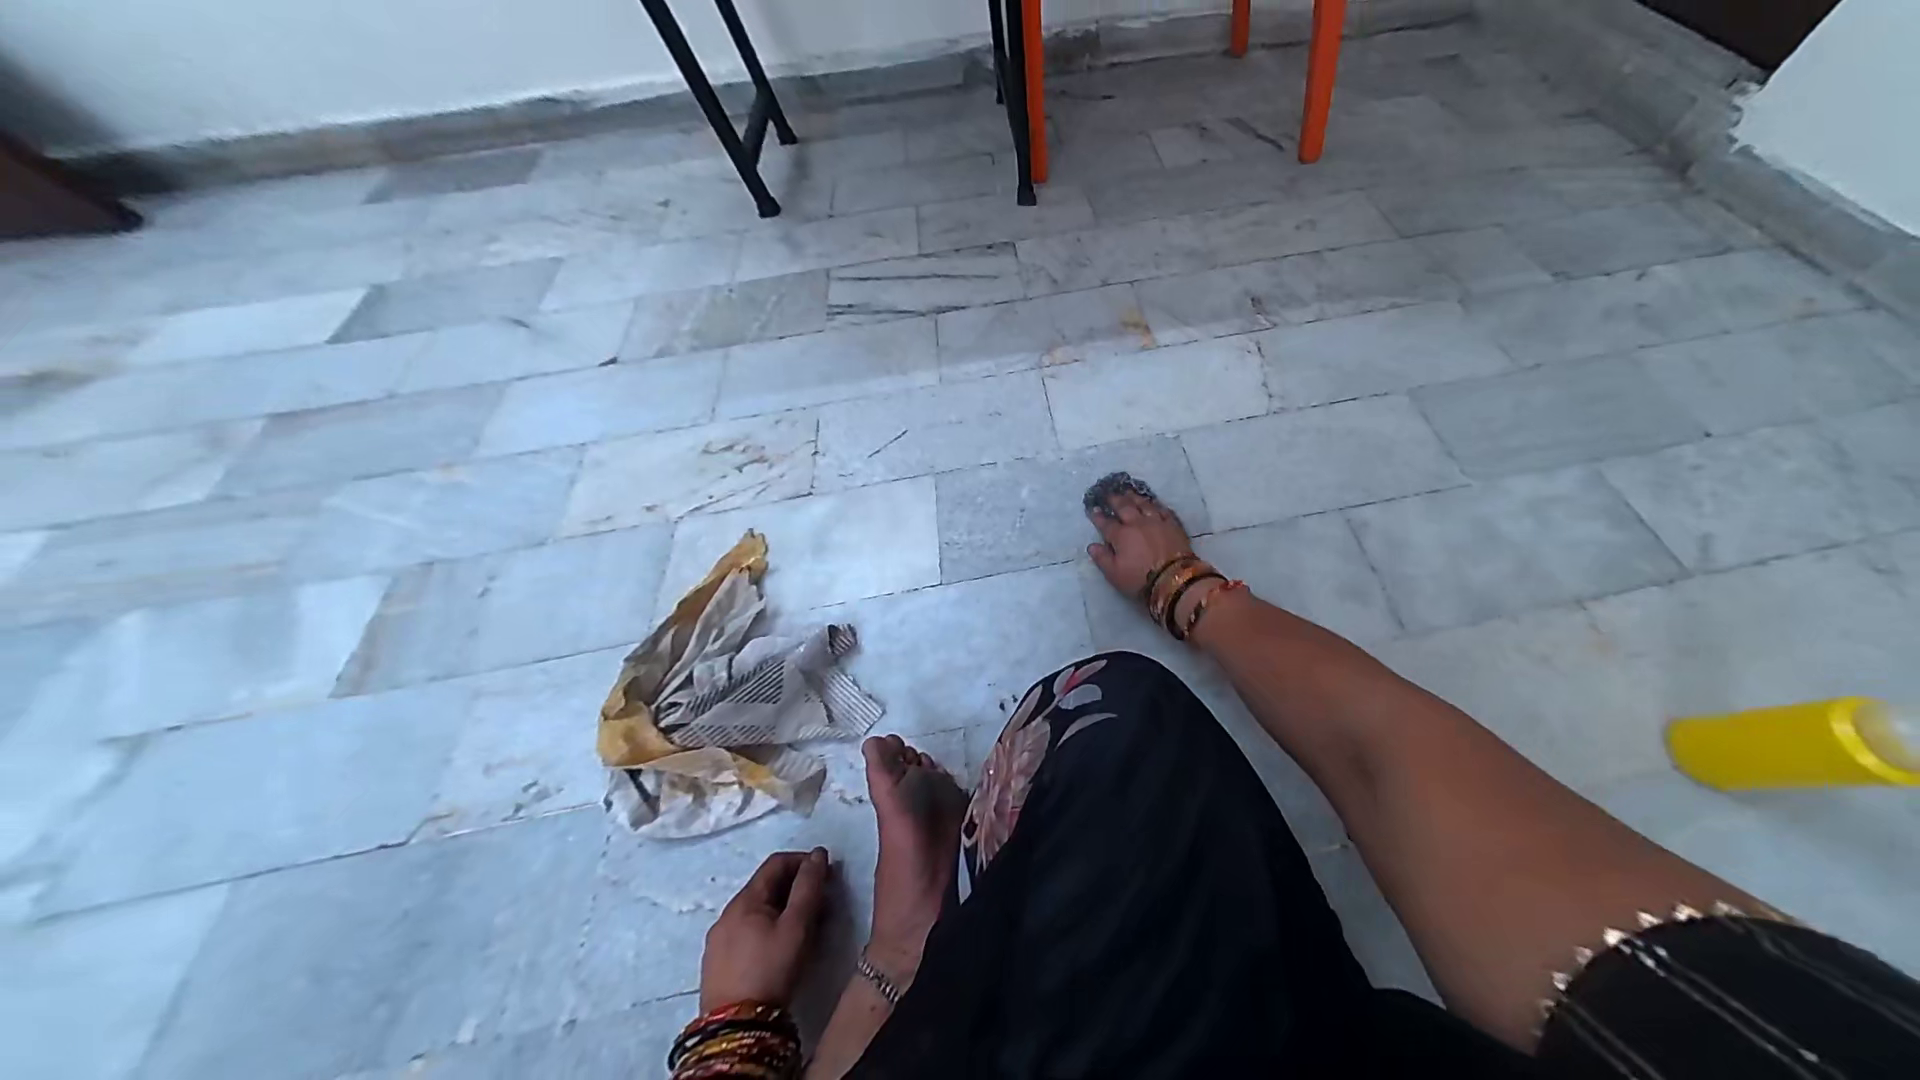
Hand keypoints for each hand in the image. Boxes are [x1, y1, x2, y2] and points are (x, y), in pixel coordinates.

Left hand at [700, 848, 829, 1010]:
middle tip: (821, 902)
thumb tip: (817, 854)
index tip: (826, 874)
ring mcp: (718, 940)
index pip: (776, 863)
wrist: (735, 1030)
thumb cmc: (771, 970)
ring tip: (805, 927)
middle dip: (795, 887)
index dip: (804, 861)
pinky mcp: (716, 964)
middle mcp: (727, 914)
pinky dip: (768, 928)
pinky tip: (780, 948)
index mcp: (744, 900)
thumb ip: (808, 886)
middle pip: (765, 886)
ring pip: (756, 911)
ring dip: (783, 909)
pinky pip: (746, 932)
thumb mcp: (797, 926)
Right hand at [1085, 481, 1196, 602]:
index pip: (1106, 523)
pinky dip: (1157, 505)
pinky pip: (1164, 510)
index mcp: (1121, 535)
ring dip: (1135, 497)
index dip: (1098, 516)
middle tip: (1109, 494)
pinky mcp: (1173, 525)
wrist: (1174, 579)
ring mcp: (1157, 522)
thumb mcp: (1114, 574)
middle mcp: (1138, 523)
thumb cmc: (1139, 579)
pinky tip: (1154, 503)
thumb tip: (1092, 546)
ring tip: (1128, 492)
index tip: (1092, 509)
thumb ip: (1102, 558)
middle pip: (1124, 507)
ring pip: (1144, 505)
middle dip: (1115, 500)